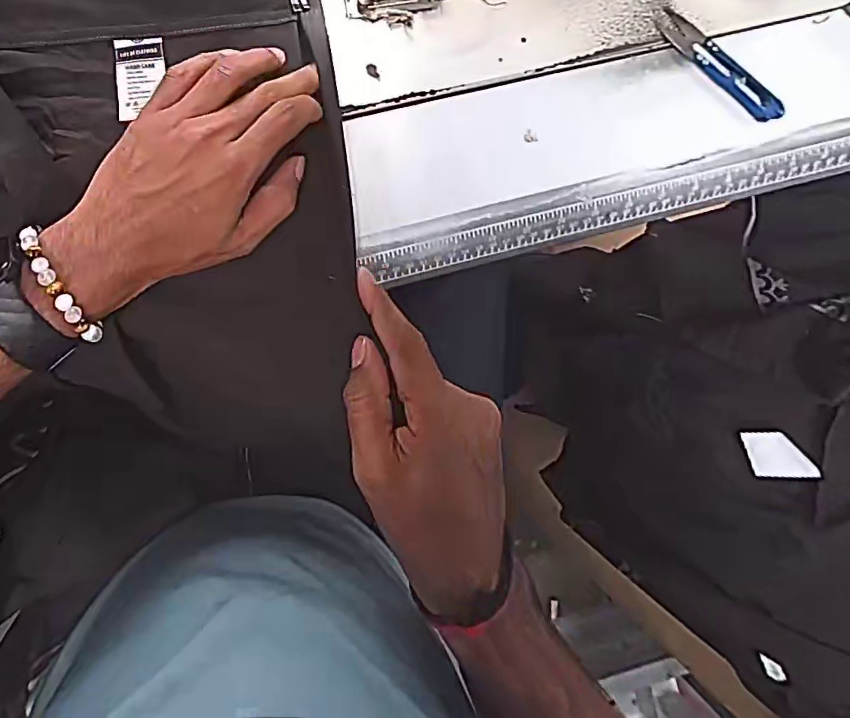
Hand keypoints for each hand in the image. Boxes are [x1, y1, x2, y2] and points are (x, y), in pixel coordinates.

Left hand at [31, 48, 322, 323]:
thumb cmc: (167, 243)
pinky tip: (220, 59)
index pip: (284, 116)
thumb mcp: (238, 240)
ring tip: (272, 58)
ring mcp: (177, 121)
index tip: (311, 107)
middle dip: (294, 79)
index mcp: (234, 166)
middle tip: (306, 77)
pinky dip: (206, 59)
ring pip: (225, 71)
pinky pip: (181, 73)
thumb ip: (277, 202)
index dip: (307, 105)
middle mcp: (207, 136)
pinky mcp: (150, 116)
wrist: (113, 240)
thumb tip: (294, 170)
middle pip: (263, 91)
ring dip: (256, 59)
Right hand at [344, 267, 507, 621]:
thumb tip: (364, 351)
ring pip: (424, 383)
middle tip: (375, 433)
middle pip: (412, 366)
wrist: (469, 571)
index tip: (366, 278)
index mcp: (439, 412)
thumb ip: (365, 400)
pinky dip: (419, 410)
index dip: (382, 308)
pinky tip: (417, 452)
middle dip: (385, 382)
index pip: (406, 345)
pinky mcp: (485, 422)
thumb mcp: (372, 466)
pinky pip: (439, 398)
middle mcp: (468, 403)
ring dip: (403, 402)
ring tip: (399, 455)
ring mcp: (481, 413)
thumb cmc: (418, 525)